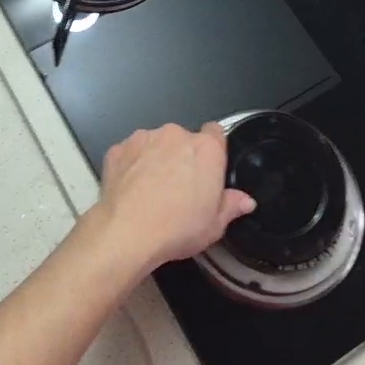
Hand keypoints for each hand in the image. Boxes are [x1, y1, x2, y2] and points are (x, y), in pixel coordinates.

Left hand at [86, 122, 256, 277]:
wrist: (127, 231)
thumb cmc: (175, 227)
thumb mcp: (214, 225)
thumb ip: (231, 206)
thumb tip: (244, 201)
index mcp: (206, 149)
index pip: (216, 132)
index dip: (213, 150)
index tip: (208, 168)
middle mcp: (176, 135)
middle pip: (184, 139)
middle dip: (182, 157)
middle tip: (180, 189)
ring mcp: (145, 138)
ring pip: (156, 143)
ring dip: (156, 159)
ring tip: (152, 191)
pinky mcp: (119, 147)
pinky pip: (131, 152)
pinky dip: (132, 165)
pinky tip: (132, 190)